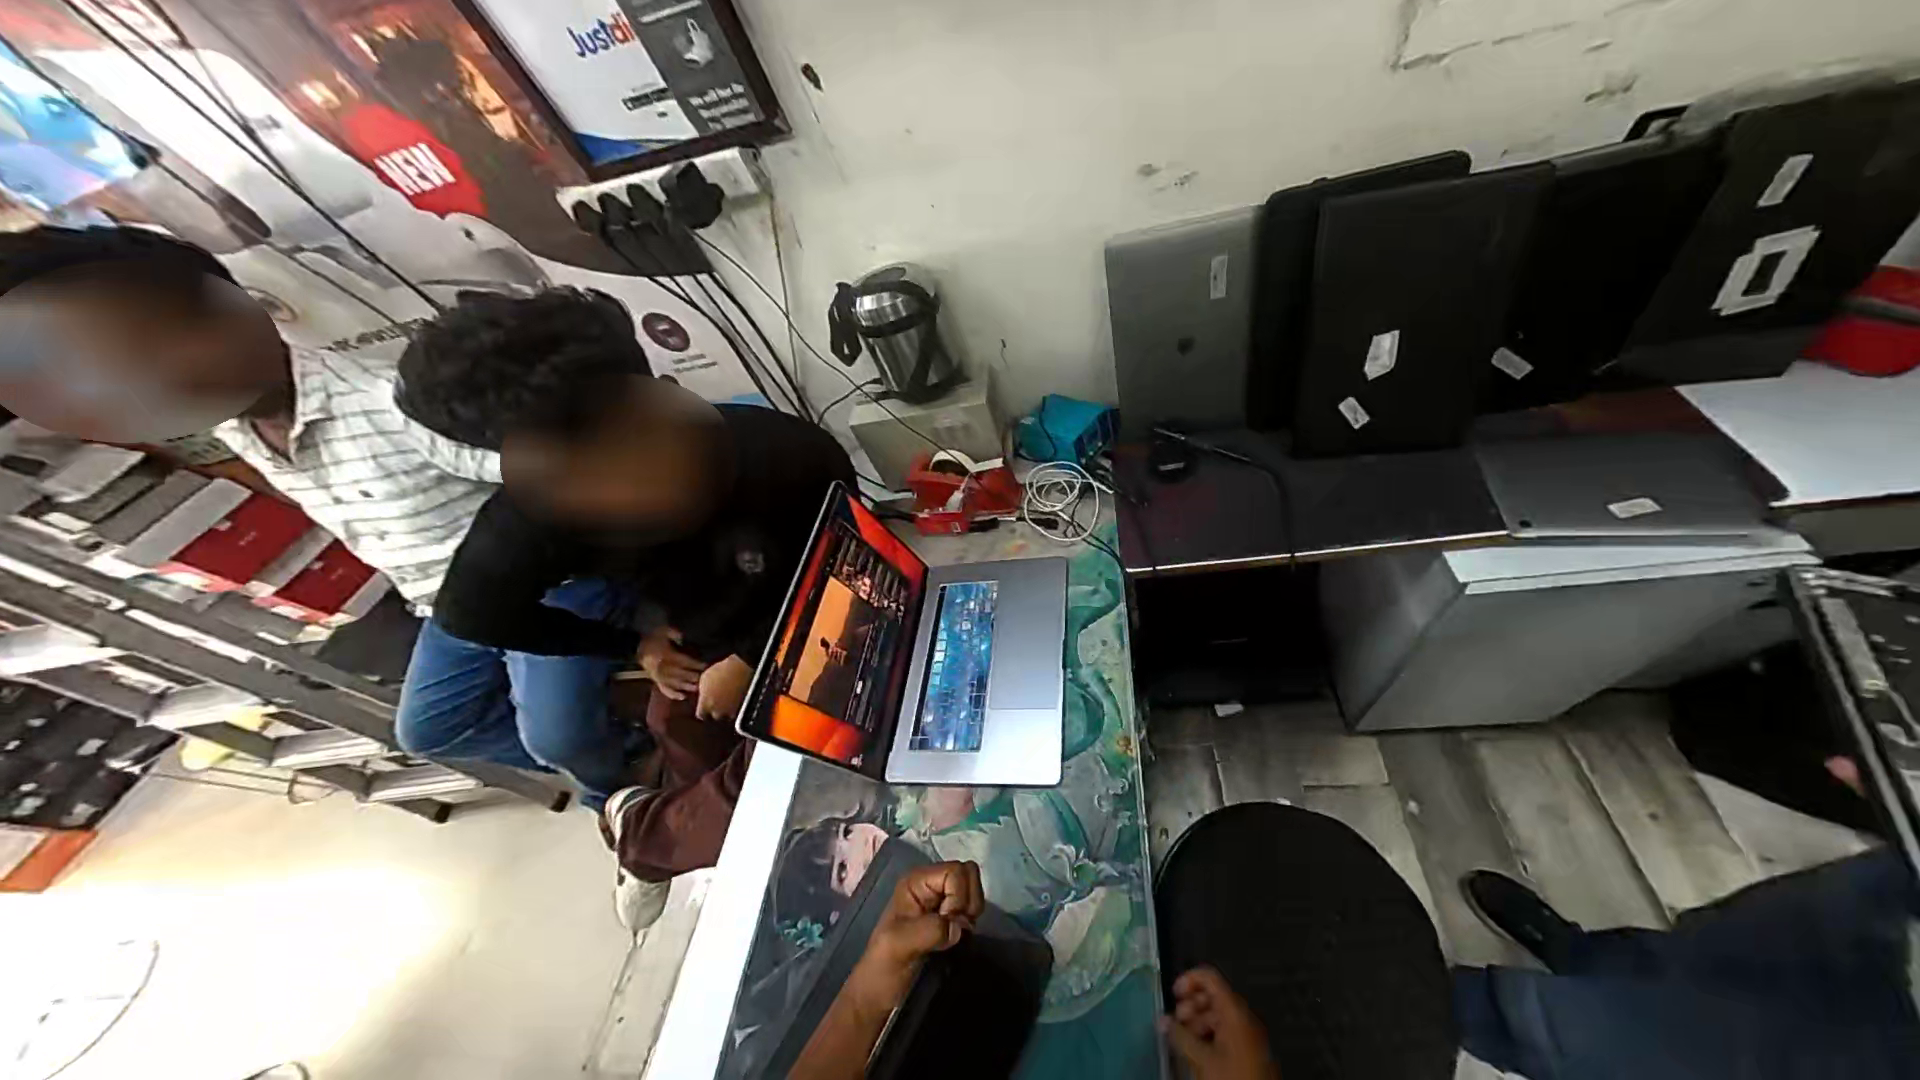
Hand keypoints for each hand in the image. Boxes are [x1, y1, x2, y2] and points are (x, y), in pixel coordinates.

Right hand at [637, 627, 704, 699]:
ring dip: (685, 686)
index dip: (694, 664)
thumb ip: (674, 634)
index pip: (682, 661)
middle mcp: (661, 667)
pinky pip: (663, 689)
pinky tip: (682, 697)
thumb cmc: (653, 637)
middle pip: (679, 674)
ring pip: (673, 683)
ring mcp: (657, 675)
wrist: (636, 644)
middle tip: (704, 679)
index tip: (705, 666)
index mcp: (664, 655)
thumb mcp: (663, 630)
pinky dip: (672, 694)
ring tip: (697, 688)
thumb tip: (682, 638)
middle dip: (692, 676)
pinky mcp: (654, 680)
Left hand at [695, 654, 753, 721]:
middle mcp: (719, 712)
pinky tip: (736, 696)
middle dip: (716, 710)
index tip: (704, 705)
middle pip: (716, 716)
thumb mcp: (705, 678)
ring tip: (728, 699)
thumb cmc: (721, 671)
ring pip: (728, 715)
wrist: (741, 668)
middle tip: (717, 701)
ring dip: (727, 709)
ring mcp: (732, 710)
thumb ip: (703, 692)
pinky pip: (738, 709)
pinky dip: (737, 705)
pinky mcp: (744, 707)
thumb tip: (704, 695)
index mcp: (706, 705)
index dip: (703, 710)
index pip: (701, 715)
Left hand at [847, 860, 984, 1013]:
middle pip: (968, 874)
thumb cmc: (883, 968)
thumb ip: (929, 930)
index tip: (946, 922)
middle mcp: (930, 884)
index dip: (958, 897)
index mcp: (916, 881)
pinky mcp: (948, 917)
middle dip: (969, 902)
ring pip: (973, 890)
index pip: (955, 871)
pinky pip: (971, 909)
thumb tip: (958, 927)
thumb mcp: (899, 946)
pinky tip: (957, 939)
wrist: (879, 995)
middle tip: (955, 927)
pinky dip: (971, 923)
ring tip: (954, 934)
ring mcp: (940, 900)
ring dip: (971, 913)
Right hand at [1163, 966, 1280, 1079]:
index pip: (1210, 977)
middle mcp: (1244, 1017)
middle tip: (1178, 1021)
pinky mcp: (1250, 1052)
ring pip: (1218, 1015)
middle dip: (1191, 1004)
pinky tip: (1198, 1051)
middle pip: (1213, 995)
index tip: (1175, 995)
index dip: (1189, 980)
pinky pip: (1227, 1031)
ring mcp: (1249, 1035)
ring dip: (1198, 1021)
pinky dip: (1210, 1034)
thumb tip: (1163, 1021)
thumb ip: (1179, 1035)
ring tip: (1185, 1039)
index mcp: (1235, 1012)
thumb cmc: (1233, 1078)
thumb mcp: (1201, 1057)